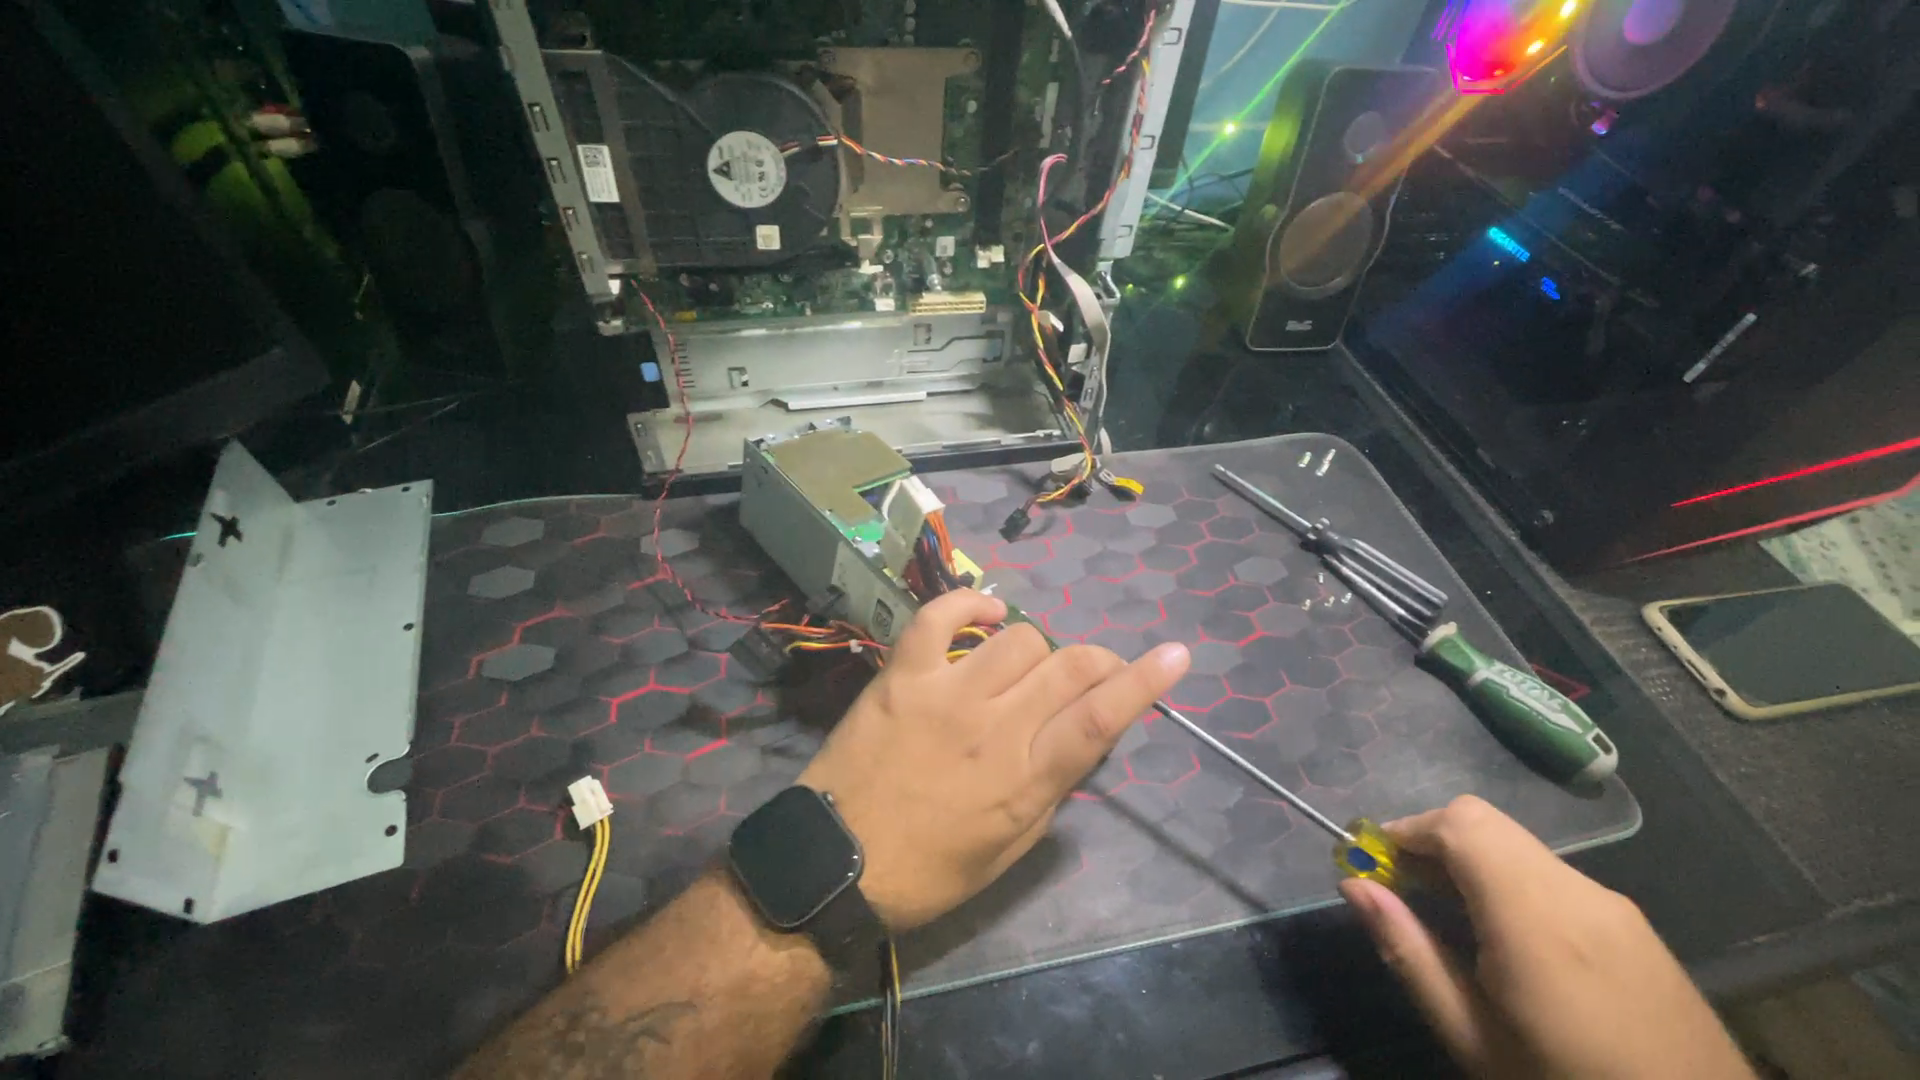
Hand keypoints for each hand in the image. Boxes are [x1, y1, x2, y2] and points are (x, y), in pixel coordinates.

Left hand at [798, 589, 1189, 929]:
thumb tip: (1078, 741)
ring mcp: (946, 693)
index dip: (1144, 682)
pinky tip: (986, 615)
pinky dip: (969, 605)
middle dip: (1100, 660)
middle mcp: (995, 727)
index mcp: (1026, 780)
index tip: (1174, 655)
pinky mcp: (903, 675)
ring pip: (1019, 639)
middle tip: (1096, 669)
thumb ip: (1051, 789)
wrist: (837, 864)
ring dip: (1038, 649)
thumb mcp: (1010, 848)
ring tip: (1026, 666)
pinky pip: (939, 617)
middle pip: (1069, 667)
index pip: (1100, 717)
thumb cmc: (930, 870)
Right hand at [1339, 796, 1753, 1079]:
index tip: (1375, 864)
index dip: (1407, 829)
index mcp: (1534, 916)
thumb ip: (1409, 952)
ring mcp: (1615, 907)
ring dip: (1470, 862)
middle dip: (1432, 842)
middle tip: (1404, 891)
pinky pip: (1552, 876)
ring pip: (1518, 847)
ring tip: (1449, 919)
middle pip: (1486, 824)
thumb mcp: (1473, 1036)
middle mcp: (1578, 892)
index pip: (1461, 823)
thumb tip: (1353, 885)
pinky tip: (1507, 941)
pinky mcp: (1637, 927)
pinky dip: (1509, 882)